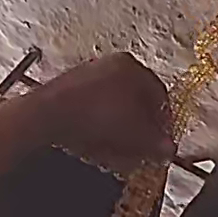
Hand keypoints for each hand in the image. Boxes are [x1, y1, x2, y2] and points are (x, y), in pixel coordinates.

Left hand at [26, 53, 174, 169]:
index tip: (162, 141)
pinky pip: (90, 110)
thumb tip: (167, 149)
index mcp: (132, 66)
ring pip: (111, 106)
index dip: (164, 122)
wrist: (50, 115)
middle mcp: (109, 65)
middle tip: (142, 148)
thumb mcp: (137, 135)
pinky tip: (97, 145)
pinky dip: (97, 127)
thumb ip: (157, 143)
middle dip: (139, 127)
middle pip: (134, 99)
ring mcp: (85, 75)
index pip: (159, 94)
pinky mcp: (66, 90)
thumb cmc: (99, 116)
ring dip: (118, 128)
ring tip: (119, 151)